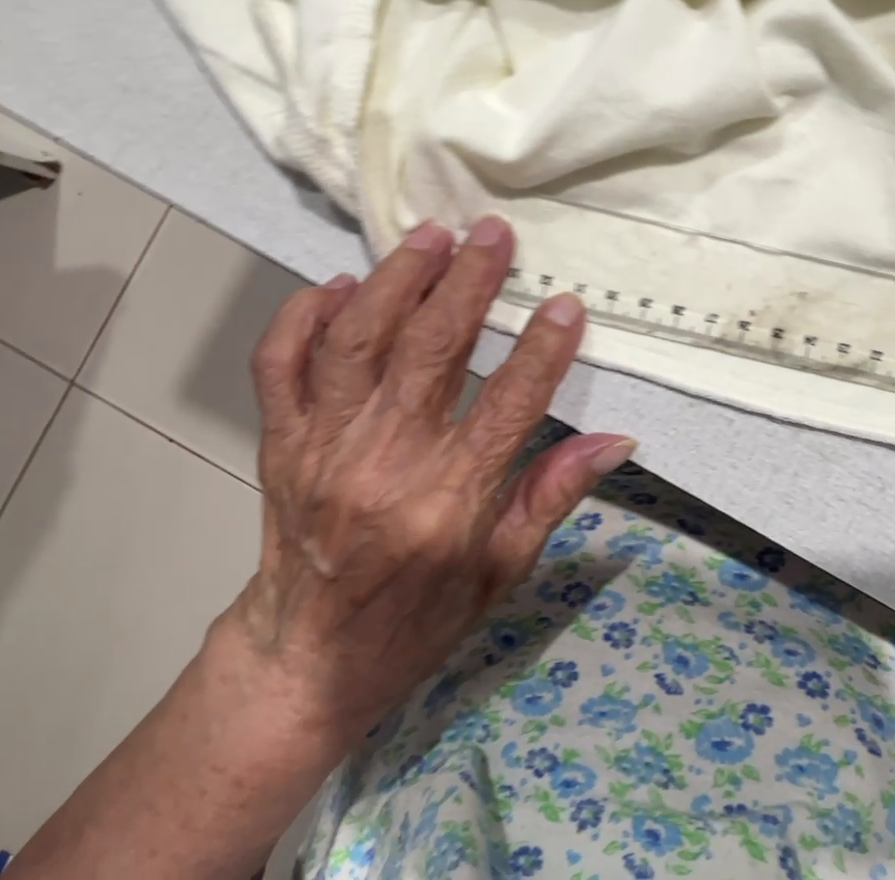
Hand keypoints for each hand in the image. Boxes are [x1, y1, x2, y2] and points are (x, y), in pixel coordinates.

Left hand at [234, 216, 633, 748]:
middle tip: (492, 234)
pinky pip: (279, 364)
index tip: (564, 304)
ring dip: (394, 280)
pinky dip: (302, 316)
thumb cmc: (416, 622)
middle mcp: (383, 465)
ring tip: (429, 237)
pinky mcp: (280, 443)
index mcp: (448, 504)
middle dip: (467, 283)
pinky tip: (339, 286)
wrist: (306, 660)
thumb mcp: (499, 574)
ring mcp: (322, 448)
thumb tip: (615, 440)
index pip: (509, 405)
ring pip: (356, 342)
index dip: (543, 349)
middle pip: (430, 351)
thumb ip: (552, 496)